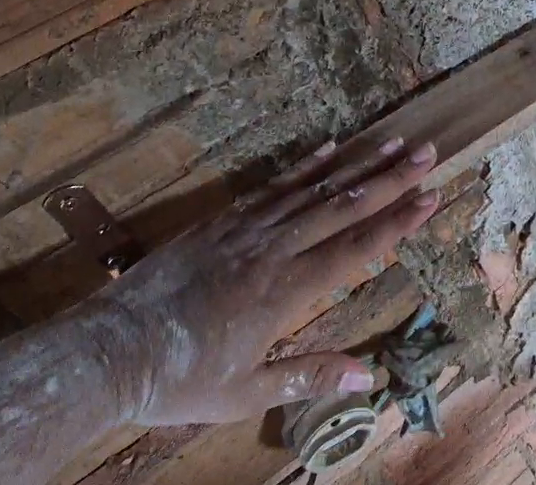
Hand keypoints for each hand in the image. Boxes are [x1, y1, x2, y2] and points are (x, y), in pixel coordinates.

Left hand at [92, 138, 441, 426]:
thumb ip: (308, 376)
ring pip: (314, 188)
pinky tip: (331, 147)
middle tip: (428, 152)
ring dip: (359, 164)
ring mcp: (247, 229)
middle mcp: (275, 249)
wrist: (104, 353)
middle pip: (344, 206)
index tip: (431, 197)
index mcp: (285, 290)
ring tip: (395, 142)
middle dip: (391, 179)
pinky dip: (305, 165)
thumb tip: (371, 378)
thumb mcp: (243, 394)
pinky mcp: (222, 220)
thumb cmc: (178, 380)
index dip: (398, 222)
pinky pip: (273, 186)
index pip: (356, 248)